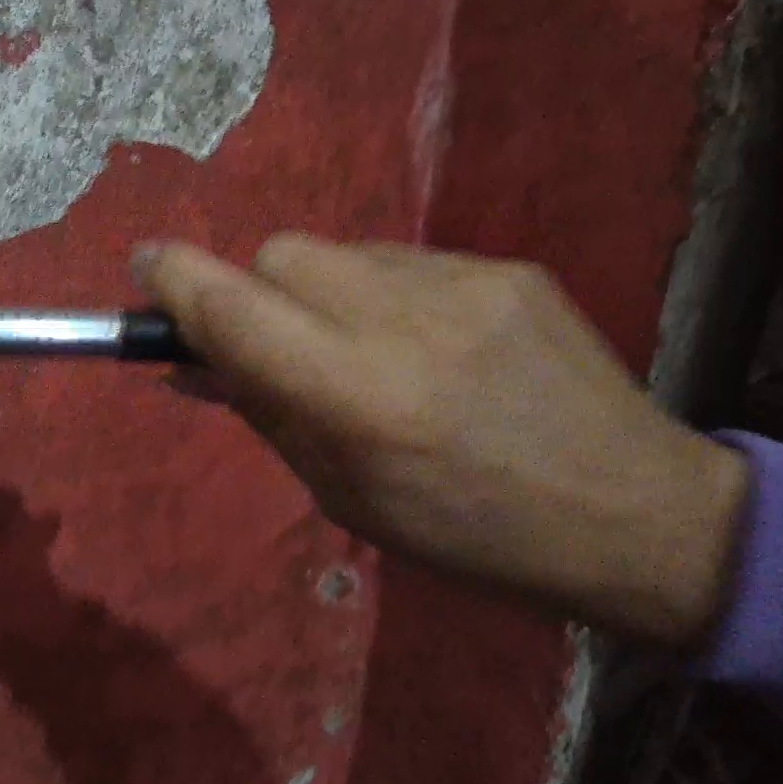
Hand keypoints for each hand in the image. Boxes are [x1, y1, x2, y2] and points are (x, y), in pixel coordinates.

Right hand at [134, 235, 748, 645]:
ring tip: (367, 347)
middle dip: (255, 289)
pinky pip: (401, 259)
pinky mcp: (505, 267)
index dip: (176, 280)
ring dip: (319, 291)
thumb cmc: (466, 532)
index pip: (234, 310)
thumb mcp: (343, 493)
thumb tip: (190, 364)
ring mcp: (461, 284)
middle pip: (279, 253)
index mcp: (355, 398)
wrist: (638, 513)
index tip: (143, 264)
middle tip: (281, 342)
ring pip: (337, 252)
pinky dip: (382, 293)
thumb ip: (262, 413)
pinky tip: (428, 341)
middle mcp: (400, 322)